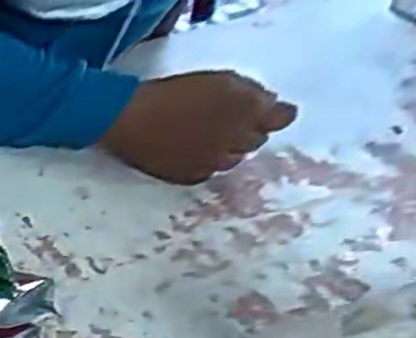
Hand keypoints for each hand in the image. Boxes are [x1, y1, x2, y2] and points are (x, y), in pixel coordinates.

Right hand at [101, 71, 297, 184]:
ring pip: (232, 161)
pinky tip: (192, 156)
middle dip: (248, 132)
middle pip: (256, 142)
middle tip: (228, 124)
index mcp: (248, 113)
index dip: (276, 114)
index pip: (283, 119)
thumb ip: (250, 94)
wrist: (132, 120)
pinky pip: (207, 174)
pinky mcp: (186, 177)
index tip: (264, 111)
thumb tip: (266, 106)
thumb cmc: (175, 94)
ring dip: (226, 150)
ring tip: (208, 141)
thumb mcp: (222, 80)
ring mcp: (210, 163)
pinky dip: (205, 165)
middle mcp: (234, 143)